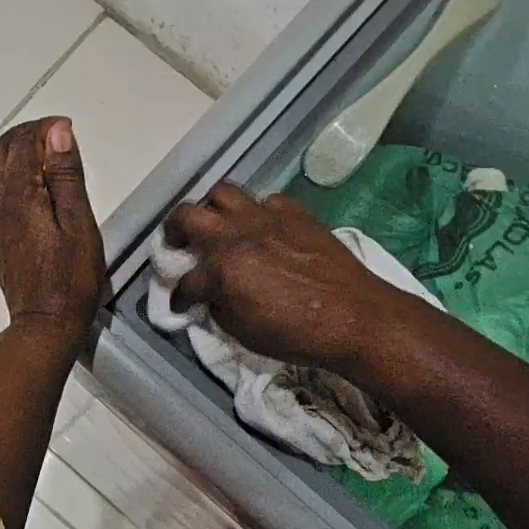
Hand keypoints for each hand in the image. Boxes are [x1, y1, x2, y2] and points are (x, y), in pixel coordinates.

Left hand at [0, 117, 106, 342]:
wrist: (44, 322)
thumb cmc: (70, 279)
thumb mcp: (80, 224)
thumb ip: (66, 176)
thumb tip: (57, 133)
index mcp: (17, 195)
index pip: (23, 142)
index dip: (45, 129)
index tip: (66, 129)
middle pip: (0, 150)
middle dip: (26, 135)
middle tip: (56, 138)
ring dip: (9, 152)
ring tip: (38, 155)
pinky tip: (14, 182)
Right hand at [167, 182, 399, 370]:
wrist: (354, 317)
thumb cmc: (296, 335)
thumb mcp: (244, 333)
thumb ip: (219, 308)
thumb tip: (212, 297)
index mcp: (222, 270)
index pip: (186, 281)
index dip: (179, 296)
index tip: (181, 304)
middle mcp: (238, 235)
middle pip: (187, 216)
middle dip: (174, 230)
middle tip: (177, 243)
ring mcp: (266, 218)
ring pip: (222, 193)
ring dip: (210, 208)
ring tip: (214, 224)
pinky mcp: (294, 213)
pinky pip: (264, 201)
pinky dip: (254, 213)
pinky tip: (260, 230)